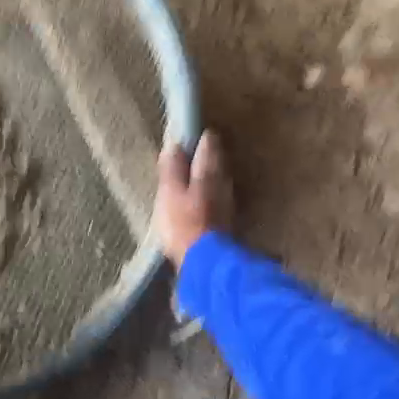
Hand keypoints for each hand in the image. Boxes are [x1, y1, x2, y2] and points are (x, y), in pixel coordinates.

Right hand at [152, 131, 233, 266]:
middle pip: (217, 162)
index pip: (208, 145)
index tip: (189, 135)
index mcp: (209, 173)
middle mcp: (224, 183)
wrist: (205, 262)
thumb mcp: (169, 194)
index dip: (199, 138)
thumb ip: (172, 169)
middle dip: (206, 157)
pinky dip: (211, 197)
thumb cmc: (183, 225)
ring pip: (220, 181)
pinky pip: (219, 200)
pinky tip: (203, 203)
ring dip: (210, 178)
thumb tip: (174, 143)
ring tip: (195, 178)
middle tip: (192, 154)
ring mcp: (228, 204)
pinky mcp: (227, 223)